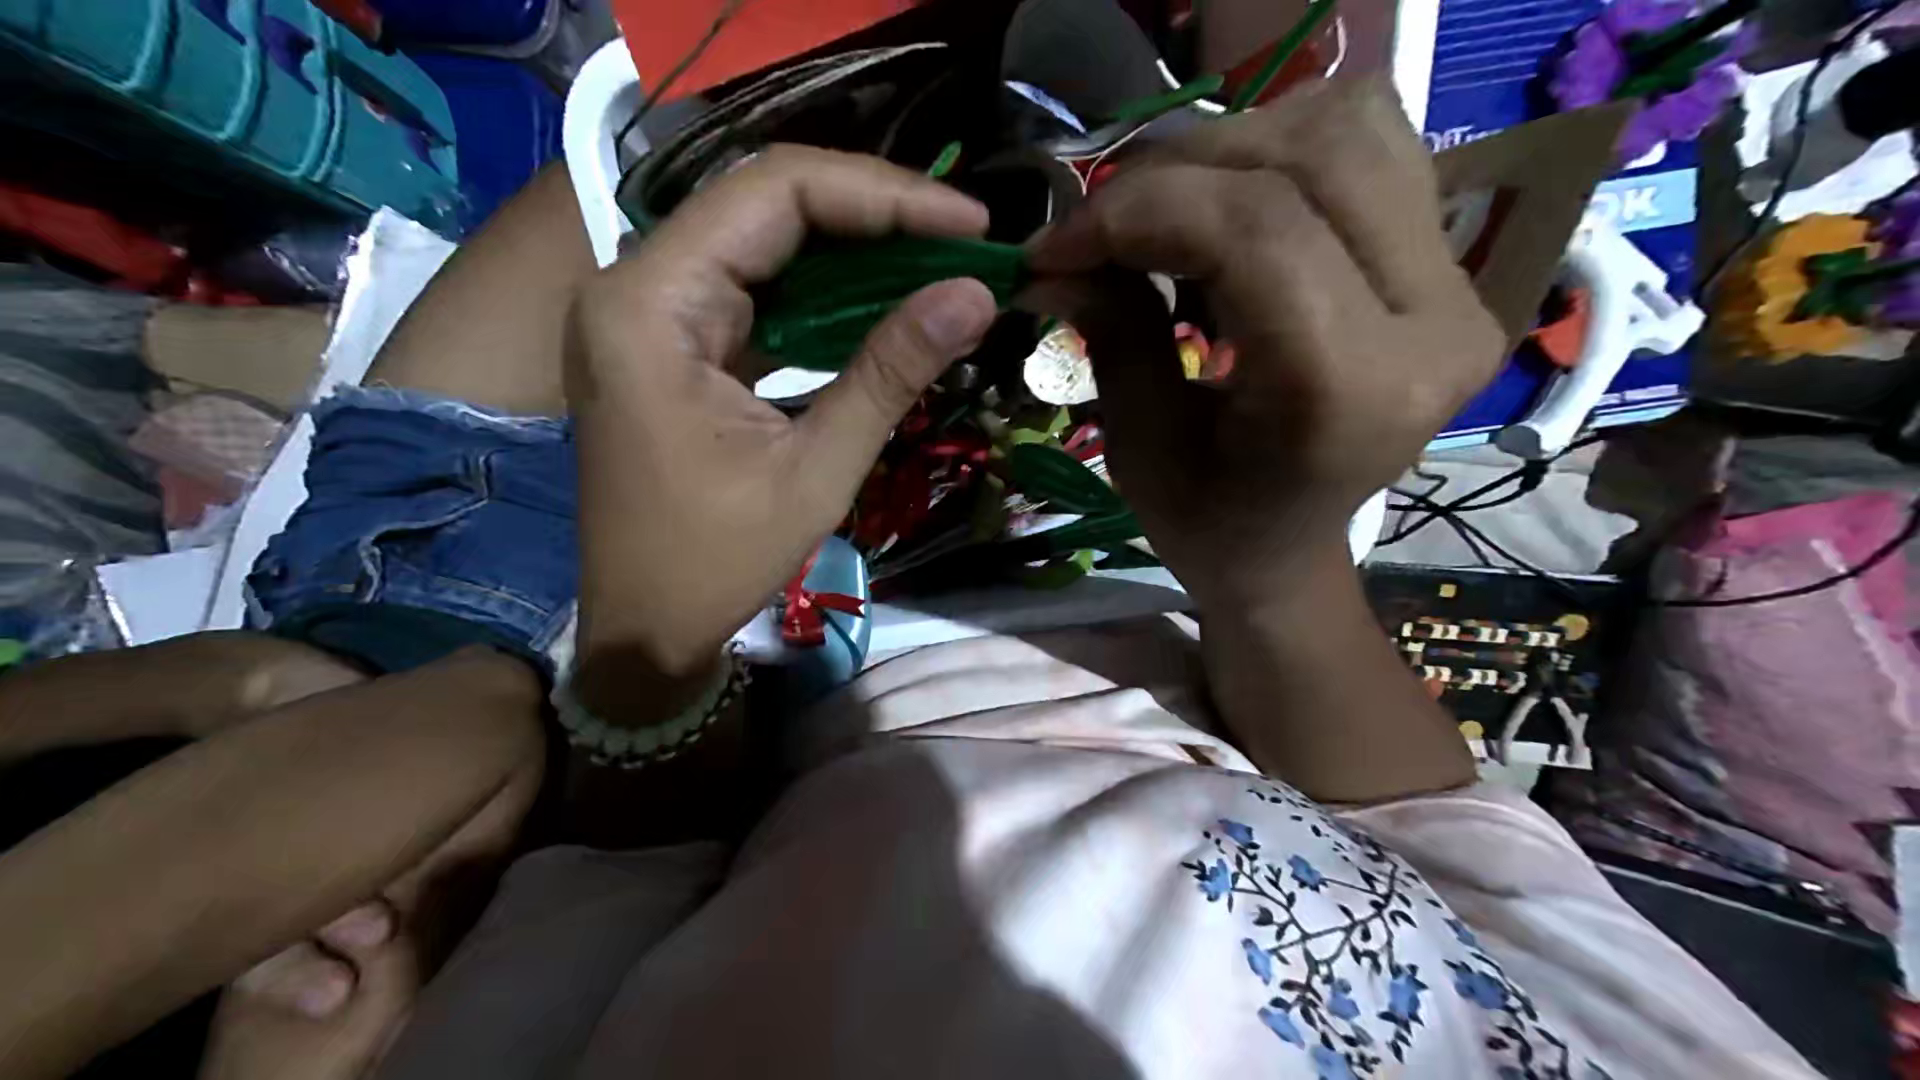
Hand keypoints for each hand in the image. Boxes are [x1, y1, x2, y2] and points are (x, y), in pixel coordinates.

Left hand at [567, 146, 998, 699]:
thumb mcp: (816, 471)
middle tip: (963, 241)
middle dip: (875, 214)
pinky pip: (753, 290)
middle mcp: (636, 285)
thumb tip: (976, 294)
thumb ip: (890, 373)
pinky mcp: (669, 343)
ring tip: (937, 263)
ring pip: (763, 242)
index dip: (884, 195)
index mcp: (651, 305)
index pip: (774, 192)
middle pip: (767, 204)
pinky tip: (880, 303)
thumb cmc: (718, 562)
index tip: (969, 221)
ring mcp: (648, 312)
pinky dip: (821, 293)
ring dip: (854, 249)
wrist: (643, 626)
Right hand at [1028, 80, 1503, 605]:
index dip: (1135, 214)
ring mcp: (1460, 284)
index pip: (1255, 233)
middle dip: (1171, 174)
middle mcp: (1435, 322)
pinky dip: (1277, 152)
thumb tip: (1052, 256)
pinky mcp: (1449, 265)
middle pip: (1308, 158)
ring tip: (1157, 214)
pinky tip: (1223, 207)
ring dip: (1226, 151)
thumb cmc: (1207, 523)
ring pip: (1348, 128)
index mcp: (1351, 390)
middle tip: (1095, 227)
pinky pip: (1372, 148)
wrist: (1285, 550)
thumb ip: (1112, 330)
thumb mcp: (1141, 444)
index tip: (1052, 247)